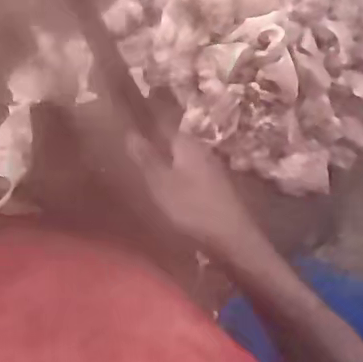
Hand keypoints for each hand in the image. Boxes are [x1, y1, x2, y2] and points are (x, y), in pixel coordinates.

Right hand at [124, 131, 265, 261]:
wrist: (233, 238)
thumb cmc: (191, 207)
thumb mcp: (160, 183)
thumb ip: (145, 158)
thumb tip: (129, 132)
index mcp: (186, 143)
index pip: (162, 124)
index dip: (146, 124)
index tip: (130, 126)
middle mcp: (202, 149)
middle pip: (174, 140)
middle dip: (157, 141)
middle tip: (136, 146)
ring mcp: (212, 166)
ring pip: (183, 156)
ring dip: (168, 159)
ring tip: (149, 165)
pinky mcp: (217, 185)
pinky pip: (191, 171)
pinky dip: (179, 173)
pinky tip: (171, 184)